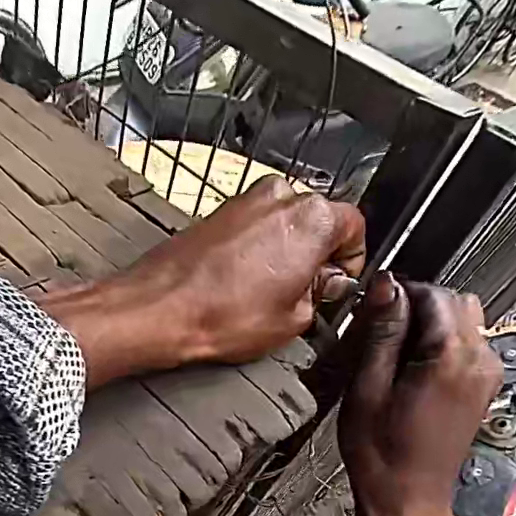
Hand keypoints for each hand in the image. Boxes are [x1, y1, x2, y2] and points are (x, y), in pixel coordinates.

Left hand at [39, 178, 365, 385]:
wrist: (160, 309)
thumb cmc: (219, 313)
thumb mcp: (293, 319)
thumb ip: (321, 293)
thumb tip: (324, 284)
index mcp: (311, 216)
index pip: (354, 226)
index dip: (351, 260)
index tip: (338, 282)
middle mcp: (279, 196)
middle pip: (317, 220)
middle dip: (316, 254)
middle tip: (304, 293)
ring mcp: (244, 201)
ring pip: (283, 222)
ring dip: (285, 251)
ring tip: (268, 293)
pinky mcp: (217, 213)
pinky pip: (252, 227)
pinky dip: (256, 249)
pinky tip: (243, 283)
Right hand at [338, 275, 502, 515]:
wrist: (407, 500)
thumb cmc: (383, 455)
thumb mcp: (368, 388)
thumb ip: (382, 332)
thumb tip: (387, 287)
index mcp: (453, 358)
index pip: (434, 294)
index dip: (399, 293)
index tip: (372, 306)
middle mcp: (481, 362)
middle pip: (455, 302)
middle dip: (416, 306)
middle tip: (379, 330)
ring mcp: (487, 376)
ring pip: (463, 321)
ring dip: (428, 325)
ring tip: (392, 353)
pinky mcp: (482, 389)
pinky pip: (466, 346)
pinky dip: (439, 345)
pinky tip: (409, 370)